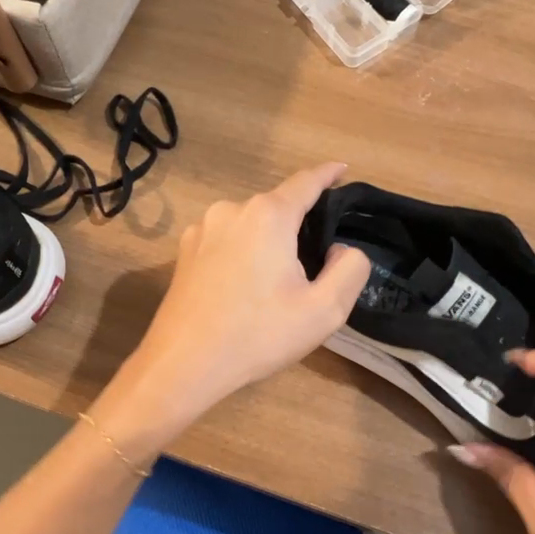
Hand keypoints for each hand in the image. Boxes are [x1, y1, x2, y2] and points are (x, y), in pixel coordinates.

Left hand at [91, 163, 370, 453]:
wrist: (184, 364)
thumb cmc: (258, 335)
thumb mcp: (324, 311)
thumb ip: (350, 269)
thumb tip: (341, 249)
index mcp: (268, 216)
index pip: (306, 182)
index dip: (329, 175)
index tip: (343, 169)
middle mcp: (231, 210)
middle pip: (278, 208)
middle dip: (298, 228)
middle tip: (313, 270)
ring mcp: (202, 229)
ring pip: (250, 227)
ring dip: (268, 245)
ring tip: (276, 287)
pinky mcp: (184, 252)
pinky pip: (226, 242)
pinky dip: (242, 255)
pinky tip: (244, 290)